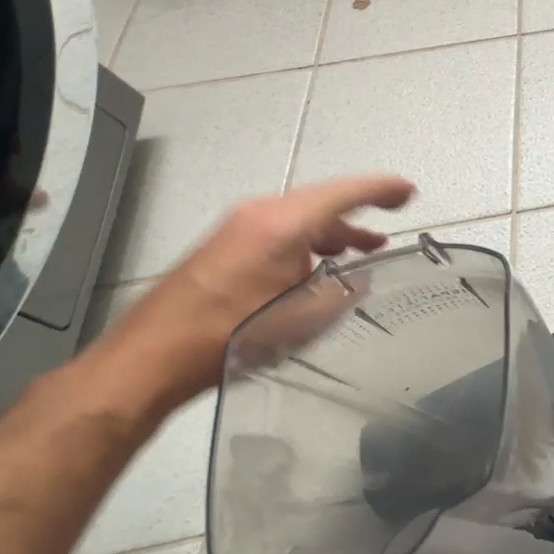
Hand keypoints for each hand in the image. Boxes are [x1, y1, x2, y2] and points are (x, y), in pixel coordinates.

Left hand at [103, 174, 415, 403]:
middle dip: (360, 209)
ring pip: (300, 217)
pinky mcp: (221, 247)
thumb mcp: (301, 320)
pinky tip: (316, 264)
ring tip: (362, 247)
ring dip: (333, 229)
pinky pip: (279, 230)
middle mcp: (260, 213)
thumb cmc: (229, 337)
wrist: (143, 363)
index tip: (410, 192)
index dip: (383, 189)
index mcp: (284, 223)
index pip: (347, 192)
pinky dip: (307, 239)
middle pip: (323, 200)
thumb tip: (359, 281)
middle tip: (394, 215)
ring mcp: (236, 228)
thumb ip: (340, 294)